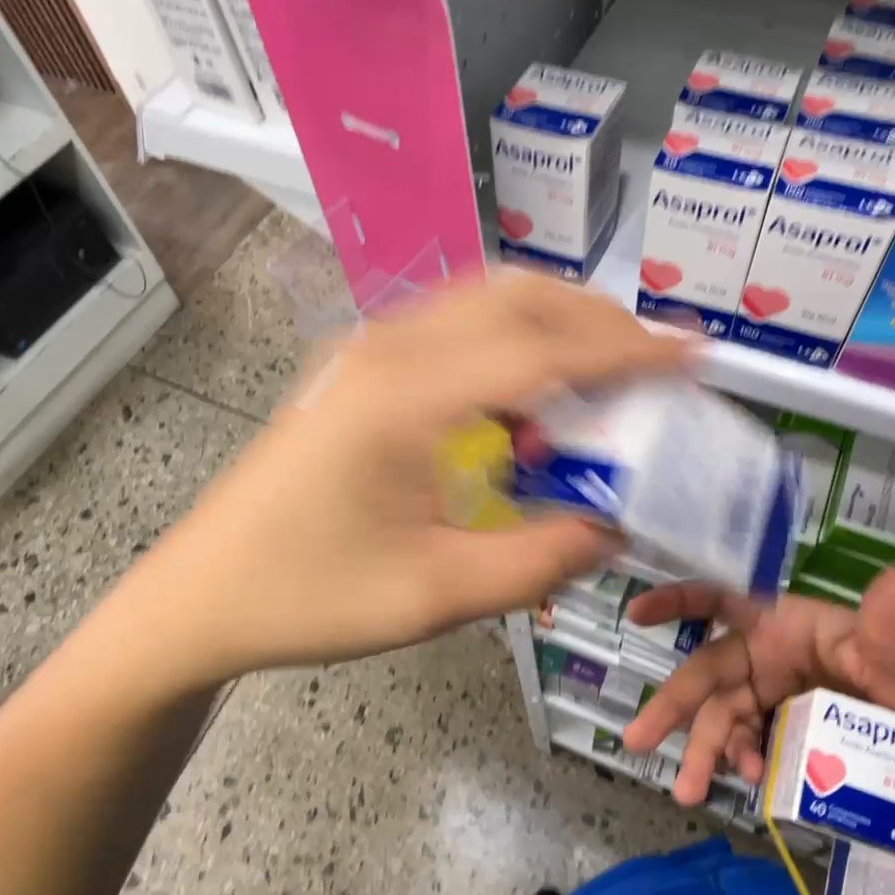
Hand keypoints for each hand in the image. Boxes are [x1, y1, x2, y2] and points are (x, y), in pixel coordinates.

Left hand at [134, 272, 693, 682]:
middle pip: (514, 298)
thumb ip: (539, 558)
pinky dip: (512, 340)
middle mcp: (387, 348)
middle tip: (658, 357)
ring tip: (609, 365)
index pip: (539, 350)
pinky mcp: (361, 365)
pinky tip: (531, 394)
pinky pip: (455, 325)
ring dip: (554, 320)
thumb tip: (618, 527)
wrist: (201, 594)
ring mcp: (368, 349)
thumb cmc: (308, 596)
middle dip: (597, 318)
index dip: (625, 350)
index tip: (693, 353)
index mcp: (404, 397)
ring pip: (483, 299)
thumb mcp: (435, 595)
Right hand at [622, 570, 894, 805]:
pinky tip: (749, 779)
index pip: (726, 598)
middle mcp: (777, 653)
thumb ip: (889, 628)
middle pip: (712, 672)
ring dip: (706, 748)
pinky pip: (753, 741)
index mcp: (792, 622)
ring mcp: (783, 694)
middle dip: (674, 704)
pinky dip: (743, 759)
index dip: (679, 600)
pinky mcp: (794, 730)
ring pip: (727, 714)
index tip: (635, 612)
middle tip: (638, 739)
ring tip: (692, 789)